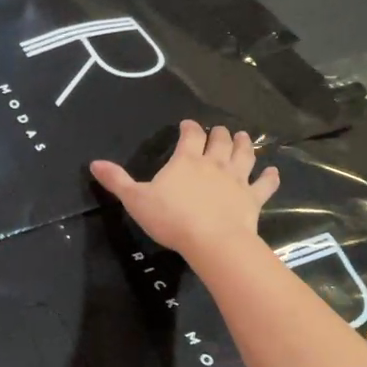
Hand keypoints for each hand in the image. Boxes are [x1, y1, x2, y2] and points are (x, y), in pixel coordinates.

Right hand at [91, 120, 280, 261]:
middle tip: (218, 130)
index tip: (187, 125)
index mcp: (186, 160)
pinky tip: (272, 172)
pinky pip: (264, 184)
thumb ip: (116, 180)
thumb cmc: (170, 218)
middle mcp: (214, 163)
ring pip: (244, 155)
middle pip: (220, 141)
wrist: (212, 241)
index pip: (190, 136)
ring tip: (243, 137)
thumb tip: (94, 163)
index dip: (189, 128)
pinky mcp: (253, 198)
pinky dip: (269, 177)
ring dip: (244, 144)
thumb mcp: (135, 199)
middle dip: (218, 133)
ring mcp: (237, 180)